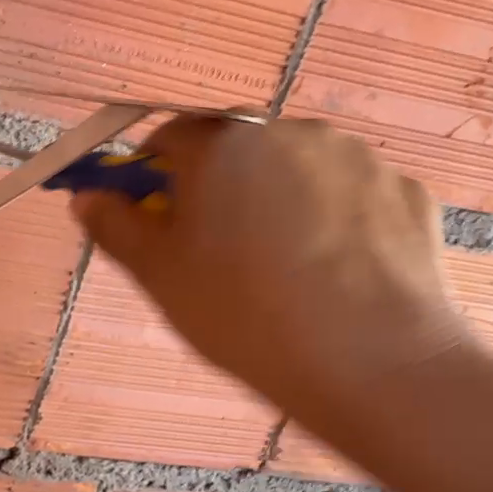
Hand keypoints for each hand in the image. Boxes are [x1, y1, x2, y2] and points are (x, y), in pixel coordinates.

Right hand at [74, 116, 476, 420]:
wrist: (366, 358)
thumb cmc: (236, 311)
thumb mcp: (155, 274)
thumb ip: (114, 226)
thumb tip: (86, 197)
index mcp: (222, 147)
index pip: (170, 135)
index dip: (150, 171)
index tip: (150, 213)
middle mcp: (292, 133)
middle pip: (236, 147)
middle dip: (215, 182)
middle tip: (209, 245)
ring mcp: (359, 158)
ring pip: (295, 166)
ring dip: (273, 196)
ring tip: (274, 265)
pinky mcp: (406, 191)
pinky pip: (347, 194)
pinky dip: (329, 218)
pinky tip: (325, 272)